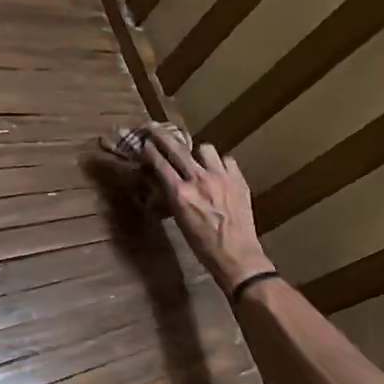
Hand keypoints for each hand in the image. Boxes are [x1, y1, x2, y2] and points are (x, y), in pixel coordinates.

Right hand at [124, 124, 275, 294]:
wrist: (236, 255)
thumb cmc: (202, 245)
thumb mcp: (179, 220)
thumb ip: (170, 196)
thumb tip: (159, 182)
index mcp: (181, 193)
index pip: (160, 164)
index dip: (150, 151)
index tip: (145, 142)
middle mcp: (199, 180)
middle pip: (177, 149)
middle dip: (163, 137)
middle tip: (155, 128)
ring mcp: (221, 177)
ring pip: (205, 149)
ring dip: (197, 153)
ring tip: (196, 161)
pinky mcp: (238, 180)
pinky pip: (226, 160)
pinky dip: (220, 164)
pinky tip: (218, 173)